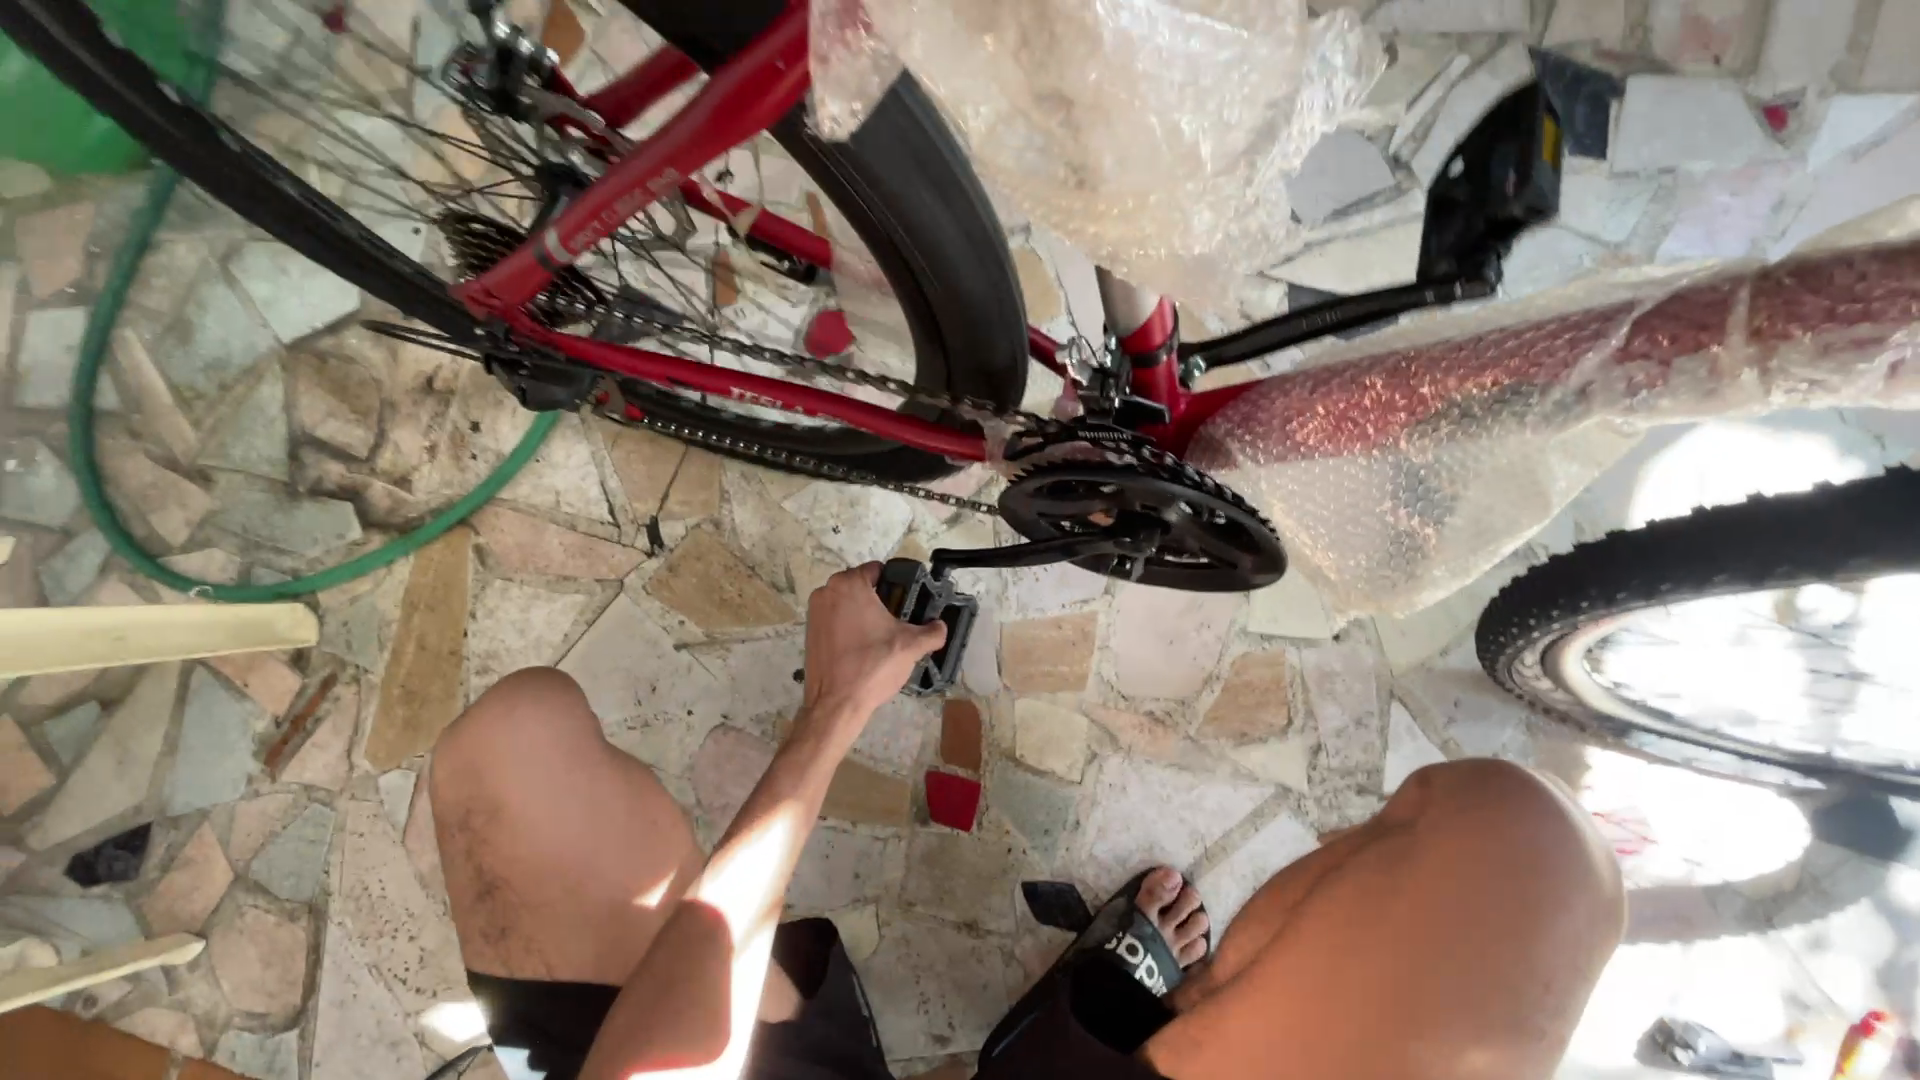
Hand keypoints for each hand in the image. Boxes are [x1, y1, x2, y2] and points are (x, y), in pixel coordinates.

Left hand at [797, 563, 947, 741]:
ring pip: (847, 604)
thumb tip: (940, 627)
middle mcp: (827, 591)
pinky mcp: (809, 632)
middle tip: (898, 621)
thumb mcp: (911, 646)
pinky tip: (863, 648)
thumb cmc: (873, 665)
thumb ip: (932, 632)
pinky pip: (835, 620)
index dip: (897, 583)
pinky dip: (849, 628)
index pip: (878, 570)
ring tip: (882, 637)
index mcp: (849, 585)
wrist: (837, 703)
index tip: (907, 601)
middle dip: (880, 600)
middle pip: (862, 586)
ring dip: (864, 614)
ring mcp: (814, 612)